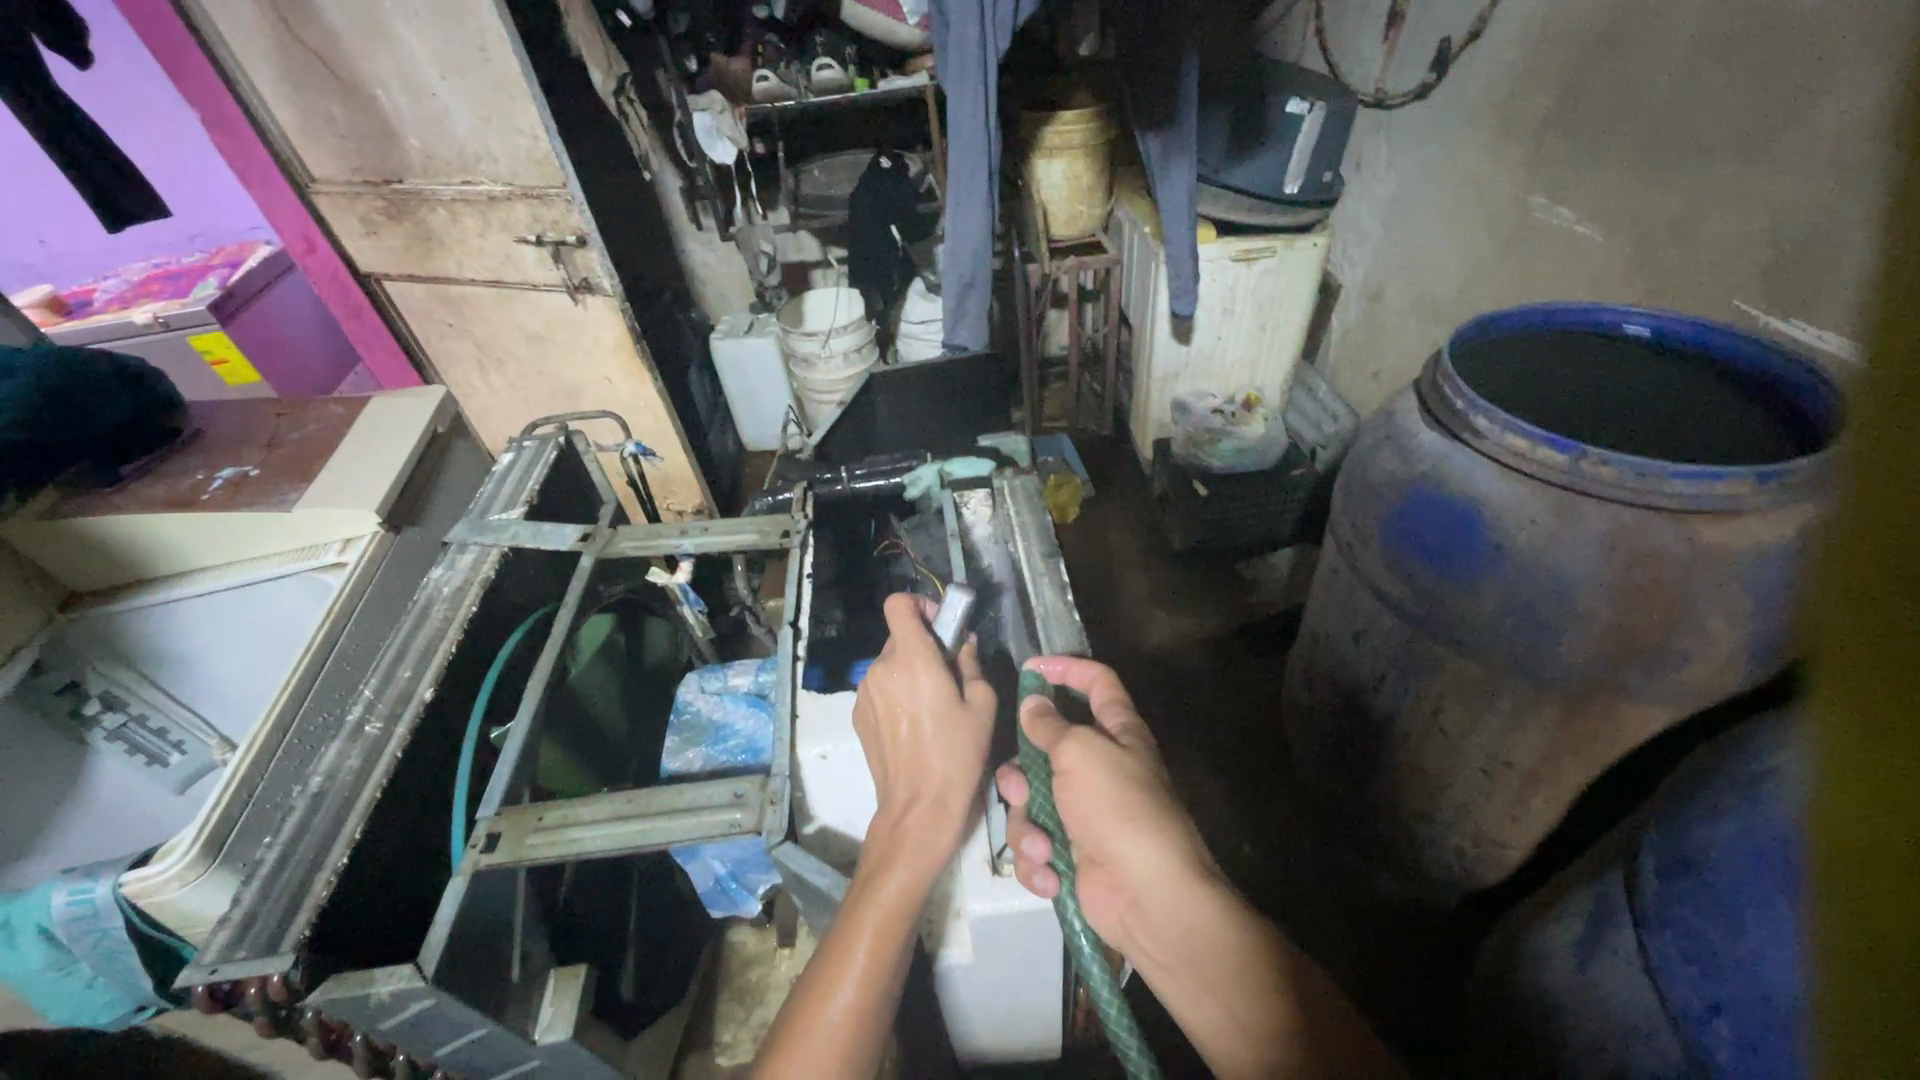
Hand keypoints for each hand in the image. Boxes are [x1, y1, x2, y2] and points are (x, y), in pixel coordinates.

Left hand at [851, 593, 997, 875]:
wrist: (919, 806)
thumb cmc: (958, 753)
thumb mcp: (982, 705)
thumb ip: (971, 664)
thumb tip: (963, 644)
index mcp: (912, 659)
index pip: (898, 604)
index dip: (920, 604)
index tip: (941, 625)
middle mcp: (881, 669)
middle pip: (899, 636)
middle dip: (924, 645)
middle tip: (949, 672)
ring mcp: (864, 693)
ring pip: (889, 664)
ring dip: (910, 670)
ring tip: (933, 705)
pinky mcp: (858, 715)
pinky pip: (880, 688)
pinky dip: (896, 693)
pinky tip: (915, 724)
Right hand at [996, 656, 1218, 961]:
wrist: (1148, 896)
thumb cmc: (1119, 809)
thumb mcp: (1080, 753)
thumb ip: (1051, 725)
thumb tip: (1034, 702)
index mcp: (1117, 733)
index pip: (1096, 683)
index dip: (1066, 669)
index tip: (1029, 670)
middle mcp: (1101, 769)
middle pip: (1046, 750)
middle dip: (1023, 772)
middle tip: (1021, 787)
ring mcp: (1085, 814)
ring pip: (1032, 802)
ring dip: (1028, 826)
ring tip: (1043, 846)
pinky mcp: (1072, 854)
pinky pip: (1036, 845)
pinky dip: (1038, 861)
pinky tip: (1051, 875)